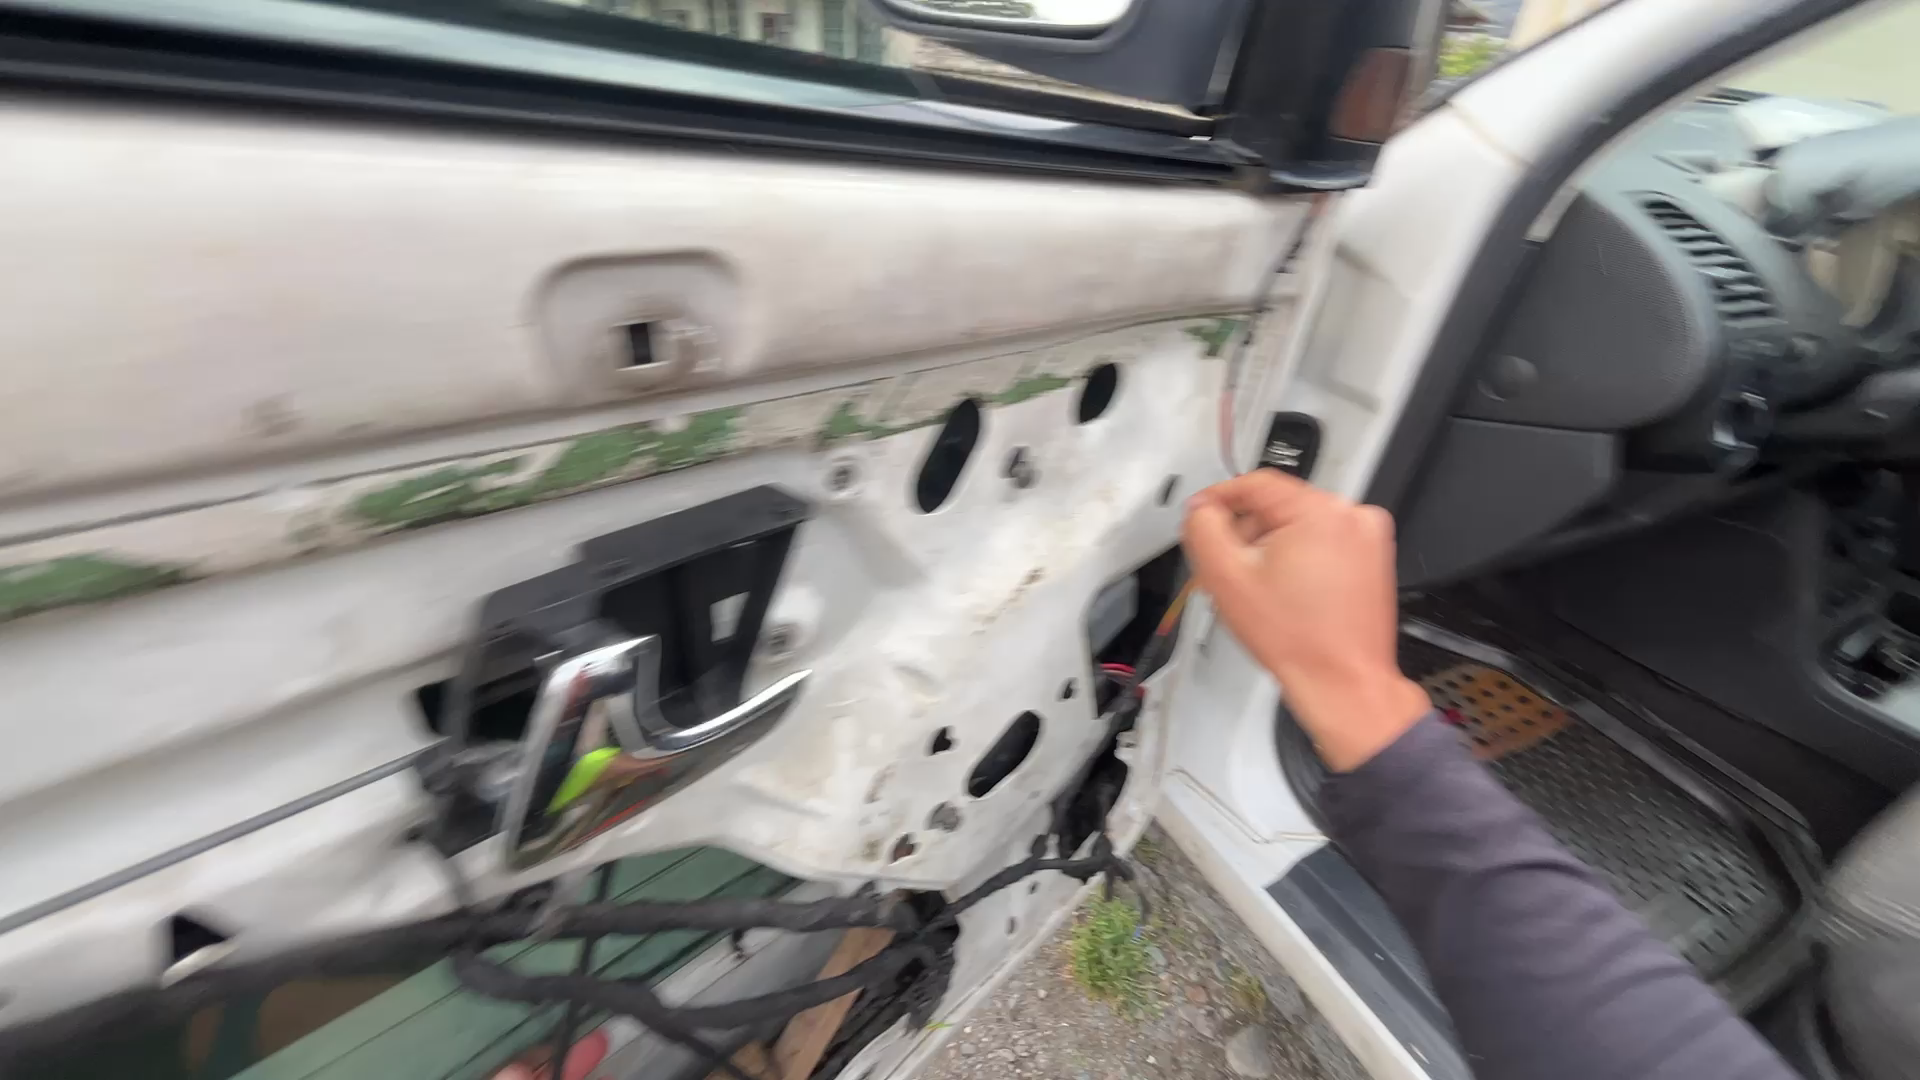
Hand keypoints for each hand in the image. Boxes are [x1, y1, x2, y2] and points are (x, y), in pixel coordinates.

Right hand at [1181, 471, 1430, 770]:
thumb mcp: (1225, 576)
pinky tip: (1280, 592)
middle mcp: (1352, 517)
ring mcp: (1367, 539)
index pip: (1256, 484)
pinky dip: (1294, 559)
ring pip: (1296, 526)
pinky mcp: (1371, 559)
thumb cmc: (1295, 639)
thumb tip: (1201, 510)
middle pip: (1276, 506)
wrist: (1342, 682)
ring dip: (1267, 547)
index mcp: (1321, 512)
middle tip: (1224, 565)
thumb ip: (1203, 529)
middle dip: (1244, 532)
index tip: (1199, 515)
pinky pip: (1319, 544)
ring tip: (1253, 586)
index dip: (1218, 498)